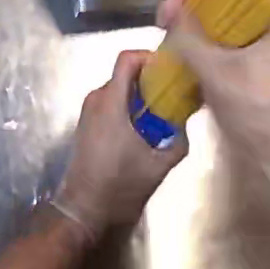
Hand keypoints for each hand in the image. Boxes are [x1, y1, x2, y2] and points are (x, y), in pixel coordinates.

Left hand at [54, 50, 187, 235]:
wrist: (83, 212)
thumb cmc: (118, 186)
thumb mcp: (157, 166)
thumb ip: (177, 142)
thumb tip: (186, 126)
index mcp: (111, 101)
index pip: (126, 59)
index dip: (147, 56)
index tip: (167, 69)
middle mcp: (96, 99)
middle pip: (125, 74)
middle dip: (149, 80)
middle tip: (171, 93)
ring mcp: (88, 111)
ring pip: (118, 90)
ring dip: (138, 96)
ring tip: (161, 114)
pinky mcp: (86, 124)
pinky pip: (110, 103)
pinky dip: (127, 107)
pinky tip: (142, 129)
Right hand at [159, 0, 269, 173]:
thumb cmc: (258, 114)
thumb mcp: (217, 72)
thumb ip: (191, 36)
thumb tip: (171, 8)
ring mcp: (269, 40)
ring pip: (232, 8)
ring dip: (201, 6)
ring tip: (170, 14)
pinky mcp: (257, 56)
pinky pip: (230, 27)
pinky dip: (207, 25)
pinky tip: (181, 30)